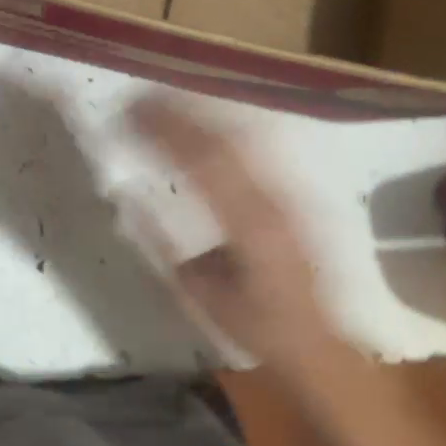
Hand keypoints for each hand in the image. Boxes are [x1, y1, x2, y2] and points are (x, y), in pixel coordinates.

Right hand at [128, 95, 342, 373]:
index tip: (124, 116)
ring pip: (243, 135)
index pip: (200, 161)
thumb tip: (124, 194)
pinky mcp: (294, 195)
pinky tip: (204, 120)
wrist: (320, 345)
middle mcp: (273, 199)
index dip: (161, 131)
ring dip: (200, 113)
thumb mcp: (198, 291)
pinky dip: (224, 126)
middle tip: (136, 101)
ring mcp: (289, 194)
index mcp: (248, 223)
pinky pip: (256, 146)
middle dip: (177, 112)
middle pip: (223, 138)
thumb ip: (163, 240)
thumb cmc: (253, 326)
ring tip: (163, 101)